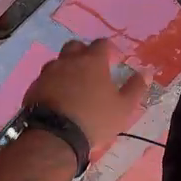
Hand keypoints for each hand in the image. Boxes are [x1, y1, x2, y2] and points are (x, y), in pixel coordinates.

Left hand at [22, 40, 148, 154]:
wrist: (54, 137)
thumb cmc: (95, 119)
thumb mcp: (123, 107)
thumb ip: (135, 87)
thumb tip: (147, 71)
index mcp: (92, 61)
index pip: (102, 44)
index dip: (110, 50)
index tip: (116, 61)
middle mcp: (68, 60)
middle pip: (76, 46)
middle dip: (85, 53)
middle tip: (92, 70)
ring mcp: (48, 73)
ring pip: (58, 62)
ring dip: (67, 68)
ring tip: (74, 86)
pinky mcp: (34, 87)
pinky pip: (46, 79)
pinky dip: (53, 84)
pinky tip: (59, 98)